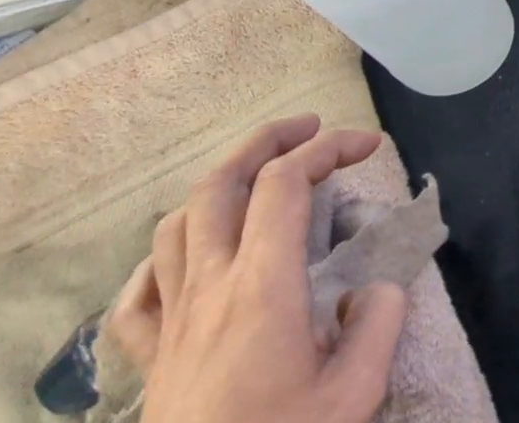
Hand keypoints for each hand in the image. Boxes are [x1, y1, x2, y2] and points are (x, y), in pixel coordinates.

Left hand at [108, 116, 406, 422]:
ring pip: (177, 225)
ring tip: (261, 177)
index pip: (285, 186)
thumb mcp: (356, 389)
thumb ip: (379, 320)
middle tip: (312, 128)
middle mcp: (208, 289)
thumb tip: (371, 287)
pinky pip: (140, 290)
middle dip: (268, 142)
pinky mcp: (149, 356)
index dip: (328, 149)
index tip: (370, 147)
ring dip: (221, 184)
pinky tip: (192, 256)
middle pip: (221, 186)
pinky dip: (166, 255)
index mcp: (261, 287)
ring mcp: (170, 321)